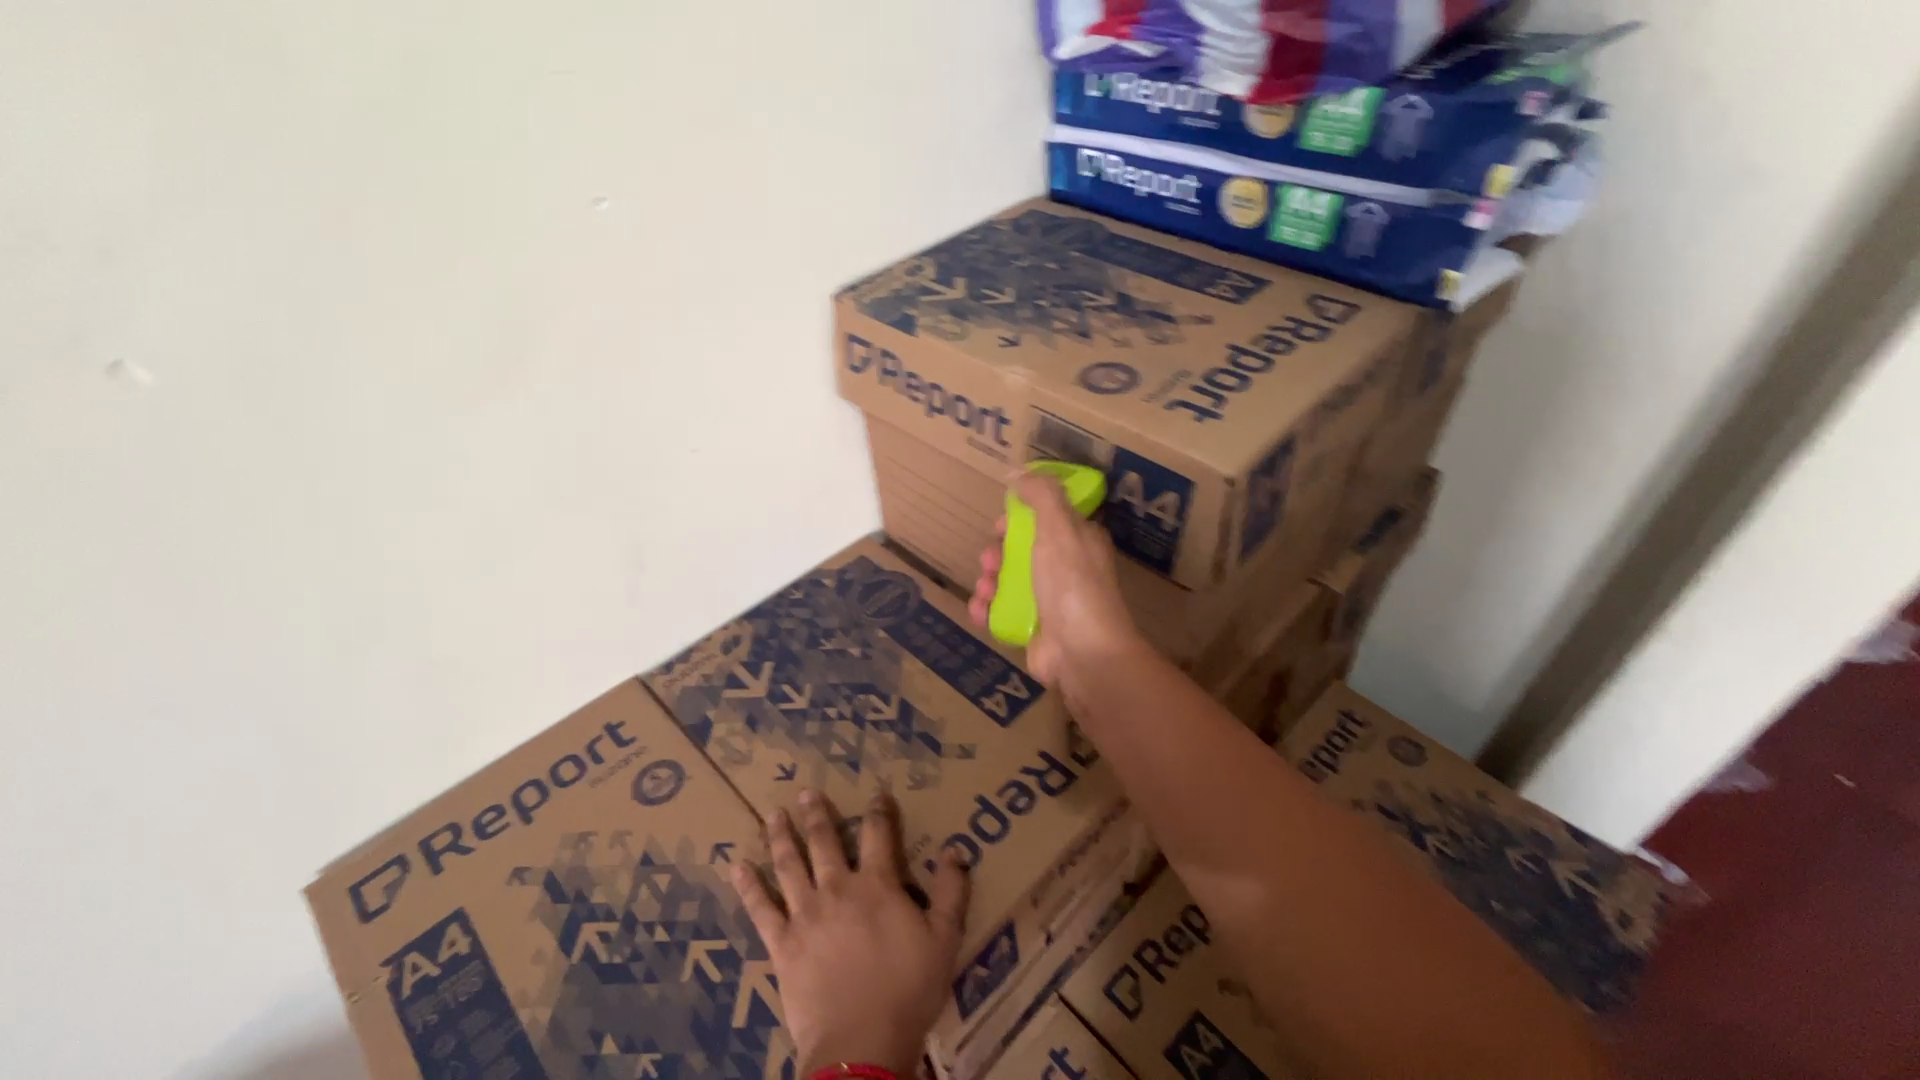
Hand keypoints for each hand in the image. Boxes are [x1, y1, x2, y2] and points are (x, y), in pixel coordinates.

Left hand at [732, 789, 968, 1078]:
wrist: (861, 1040)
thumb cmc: (908, 990)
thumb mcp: (945, 940)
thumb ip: (952, 892)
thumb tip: (955, 850)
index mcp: (878, 886)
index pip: (879, 835)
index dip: (879, 812)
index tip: (877, 794)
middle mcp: (838, 888)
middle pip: (825, 841)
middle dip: (816, 814)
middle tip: (806, 793)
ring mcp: (805, 913)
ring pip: (789, 864)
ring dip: (780, 837)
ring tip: (772, 815)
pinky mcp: (782, 942)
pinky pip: (760, 908)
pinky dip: (748, 885)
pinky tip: (737, 866)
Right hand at [967, 472, 1147, 695]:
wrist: (1082, 653)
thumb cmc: (1072, 585)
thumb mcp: (1058, 528)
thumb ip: (1040, 495)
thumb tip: (1017, 471)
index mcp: (1078, 542)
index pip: (1046, 518)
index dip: (1019, 517)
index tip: (1000, 522)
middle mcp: (1065, 569)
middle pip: (1020, 550)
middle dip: (997, 551)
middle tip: (990, 559)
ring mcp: (1049, 601)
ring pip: (1007, 581)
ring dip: (987, 580)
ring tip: (984, 588)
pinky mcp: (1032, 629)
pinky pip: (1001, 612)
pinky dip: (986, 609)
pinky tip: (980, 610)